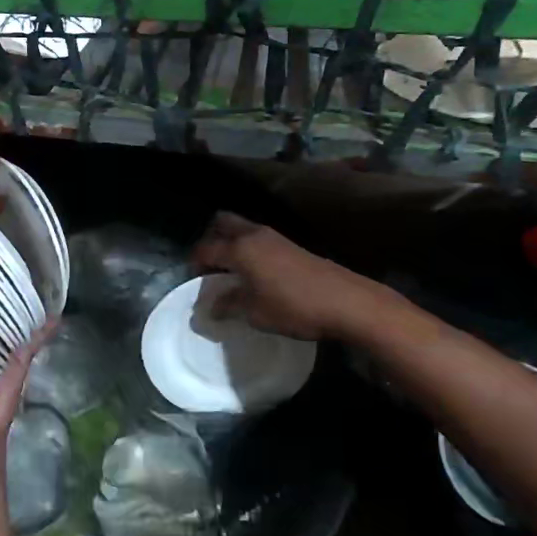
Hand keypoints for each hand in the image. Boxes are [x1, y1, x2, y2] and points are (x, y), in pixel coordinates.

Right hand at [190, 212, 396, 340]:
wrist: (343, 299)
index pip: (206, 248)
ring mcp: (275, 236)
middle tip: (209, 266)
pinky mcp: (290, 245)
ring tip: (230, 271)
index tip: (192, 280)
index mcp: (240, 248)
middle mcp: (254, 235)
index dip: (195, 263)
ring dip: (231, 242)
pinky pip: (258, 238)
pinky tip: (254, 272)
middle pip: (223, 223)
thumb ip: (229, 305)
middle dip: (211, 240)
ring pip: (242, 228)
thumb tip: (209, 306)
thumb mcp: (255, 312)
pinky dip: (248, 248)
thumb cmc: (293, 306)